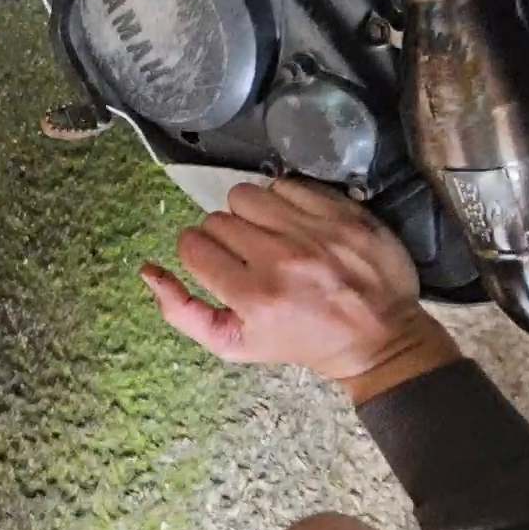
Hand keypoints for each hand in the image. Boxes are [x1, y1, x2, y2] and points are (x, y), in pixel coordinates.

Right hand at [140, 180, 463, 404]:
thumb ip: (182, 312)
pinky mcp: (342, 214)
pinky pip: (284, 184)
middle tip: (245, 255)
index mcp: (254, 295)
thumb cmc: (297, 340)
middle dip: (223, 236)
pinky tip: (292, 223)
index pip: (191, 245)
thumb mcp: (233, 344)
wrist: (381, 338)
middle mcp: (283, 260)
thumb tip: (147, 270)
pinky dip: (280, 201)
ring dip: (248, 214)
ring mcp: (316, 233)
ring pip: (245, 195)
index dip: (198, 254)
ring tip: (267, 234)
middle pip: (216, 219)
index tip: (218, 266)